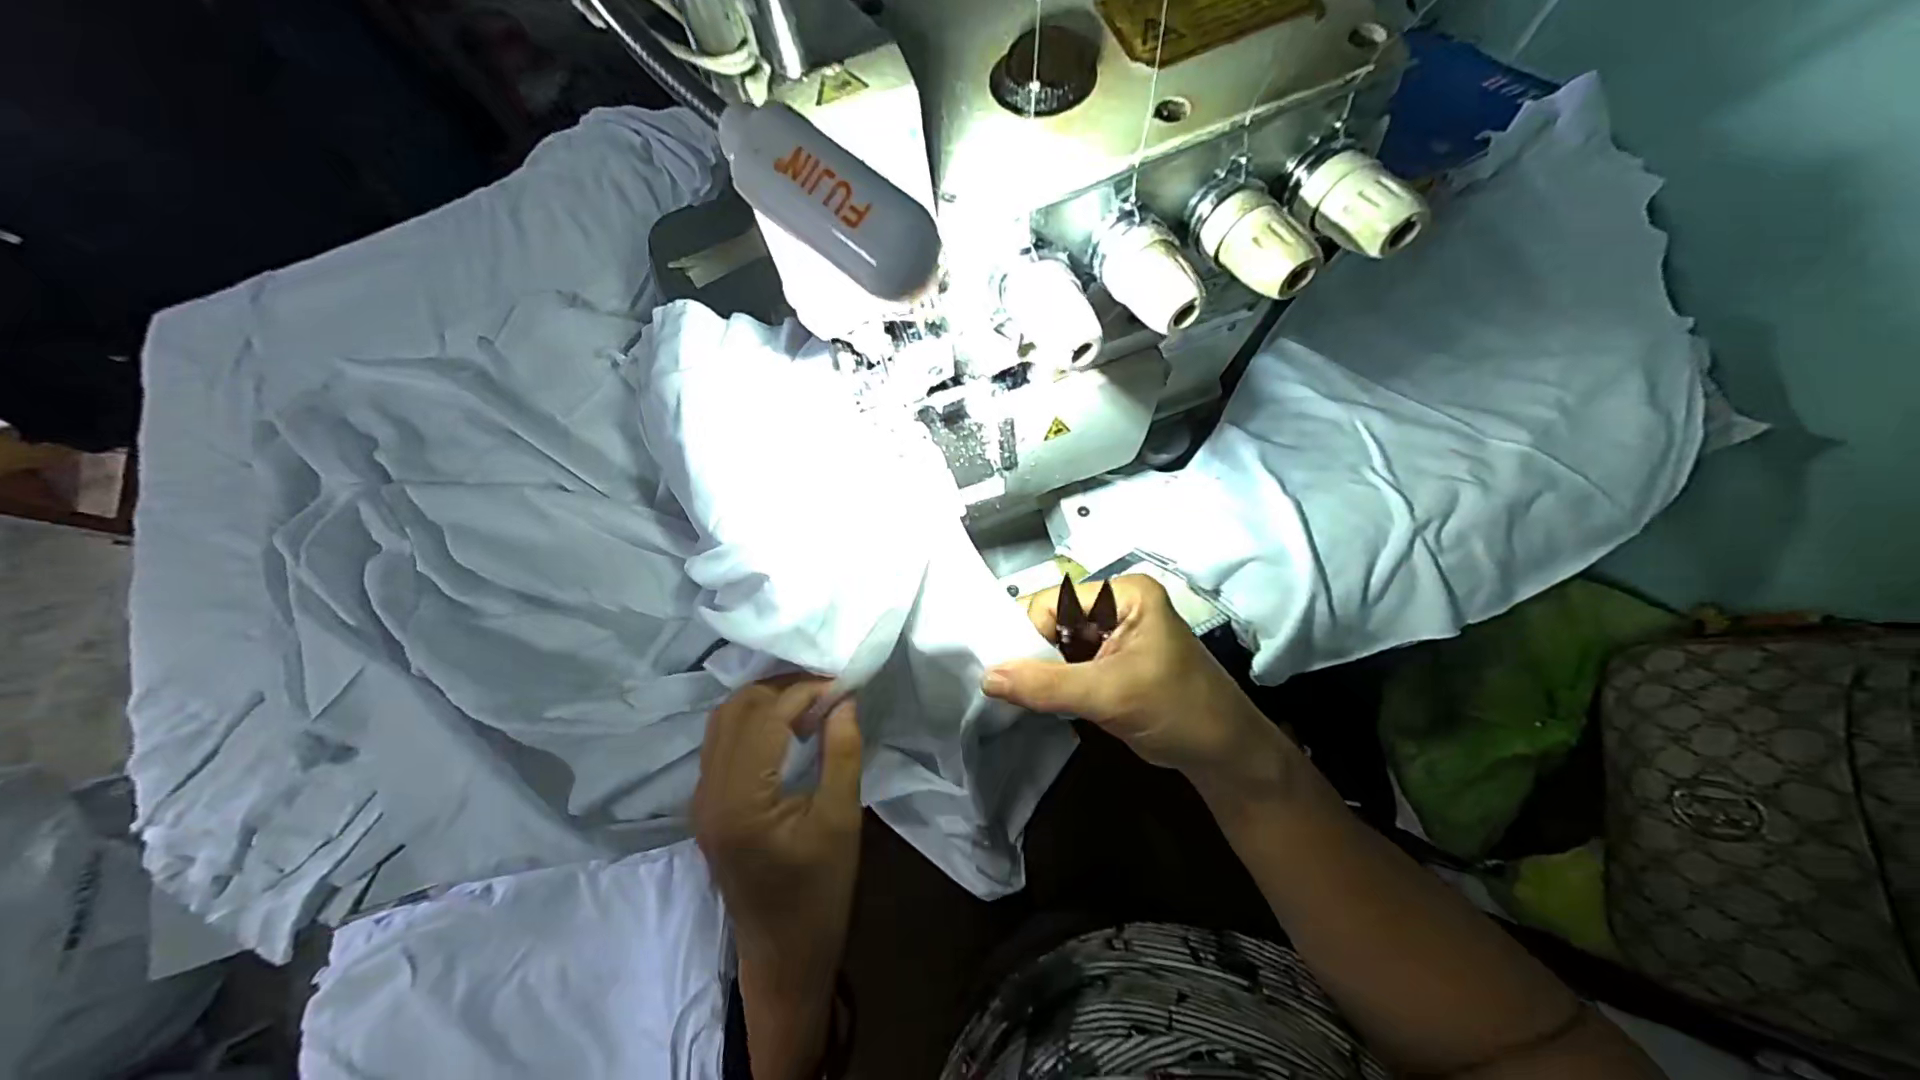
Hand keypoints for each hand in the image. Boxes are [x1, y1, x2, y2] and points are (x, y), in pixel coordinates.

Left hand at [693, 676, 862, 1079]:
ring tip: (812, 705)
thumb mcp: (843, 820)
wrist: (785, 955)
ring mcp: (701, 799)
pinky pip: (723, 743)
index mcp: (740, 799)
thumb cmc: (820, 893)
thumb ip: (842, 752)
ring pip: (724, 721)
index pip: (767, 717)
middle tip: (829, 692)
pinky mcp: (707, 805)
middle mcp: (708, 792)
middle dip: (783, 689)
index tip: (844, 684)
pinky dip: (755, 723)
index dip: (806, 691)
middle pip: (736, 709)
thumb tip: (845, 698)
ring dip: (766, 702)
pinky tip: (789, 729)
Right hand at [982, 575, 1295, 798]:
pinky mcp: (1107, 663)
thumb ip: (1046, 685)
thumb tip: (986, 677)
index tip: (1009, 673)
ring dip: (1040, 671)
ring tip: (1024, 696)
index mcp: (1122, 594)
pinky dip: (1050, 682)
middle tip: (1013, 688)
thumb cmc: (1178, 710)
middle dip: (1033, 655)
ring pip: (1054, 645)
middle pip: (1051, 622)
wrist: (1223, 754)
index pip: (1054, 603)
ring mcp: (1110, 635)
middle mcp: (1113, 606)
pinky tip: (1039, 700)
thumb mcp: (1110, 694)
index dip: (1028, 635)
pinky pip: (1064, 664)